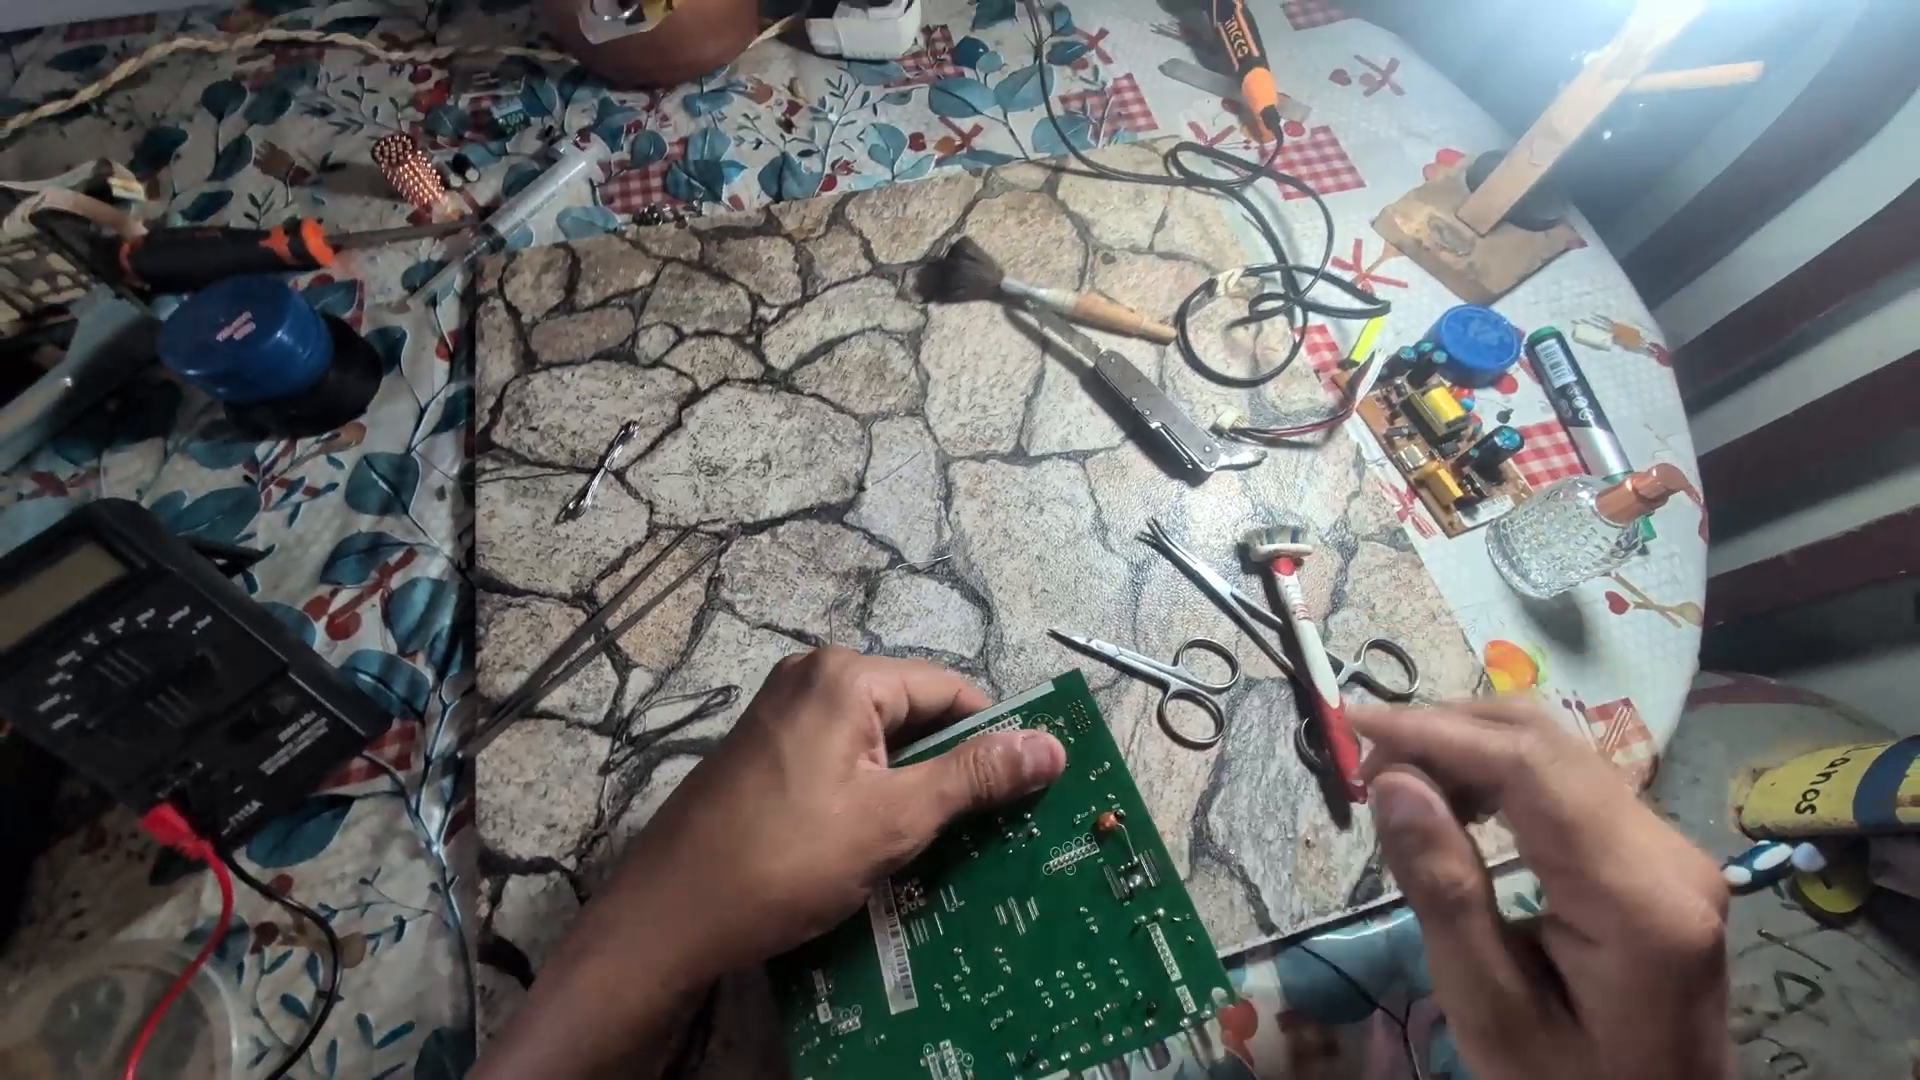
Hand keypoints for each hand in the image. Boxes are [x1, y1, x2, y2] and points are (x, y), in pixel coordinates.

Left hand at [476, 648, 1065, 1079]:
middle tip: (984, 823)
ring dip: (912, 780)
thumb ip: (974, 775)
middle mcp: (813, 675)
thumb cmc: (785, 861)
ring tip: (939, 835)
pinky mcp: (769, 744)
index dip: (991, 737)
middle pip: (912, 710)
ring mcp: (784, 708)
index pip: (949, 690)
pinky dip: (872, 785)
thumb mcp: (893, 819)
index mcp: (845, 675)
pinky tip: (882, 832)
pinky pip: (843, 751)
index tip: (1022, 789)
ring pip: (879, 735)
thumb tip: (1052, 744)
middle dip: (949, 763)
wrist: (665, 920)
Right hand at [1351, 699, 1730, 1079]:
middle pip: (1541, 740)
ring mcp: (1662, 845)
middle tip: (1368, 767)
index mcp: (1636, 898)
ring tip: (1397, 783)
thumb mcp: (1488, 1005)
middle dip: (1439, 731)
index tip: (1351, 722)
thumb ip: (1444, 890)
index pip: (1528, 768)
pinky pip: (1556, 773)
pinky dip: (1486, 765)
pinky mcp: (1643, 848)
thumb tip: (1393, 781)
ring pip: (1546, 746)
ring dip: (1459, 744)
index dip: (1433, 730)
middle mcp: (1665, 853)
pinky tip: (1449, 798)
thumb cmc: (1564, 1077)